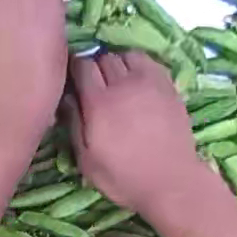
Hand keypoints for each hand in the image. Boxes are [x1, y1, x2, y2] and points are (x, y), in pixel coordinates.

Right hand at [65, 51, 207, 217]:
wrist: (170, 181)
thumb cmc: (123, 177)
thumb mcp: (87, 161)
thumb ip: (74, 126)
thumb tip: (66, 98)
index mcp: (98, 103)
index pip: (82, 67)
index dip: (74, 68)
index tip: (72, 79)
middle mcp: (123, 84)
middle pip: (103, 58)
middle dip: (94, 67)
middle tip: (92, 85)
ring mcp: (148, 82)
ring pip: (126, 55)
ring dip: (116, 63)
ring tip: (115, 81)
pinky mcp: (167, 85)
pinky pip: (148, 61)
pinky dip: (137, 64)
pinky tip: (135, 81)